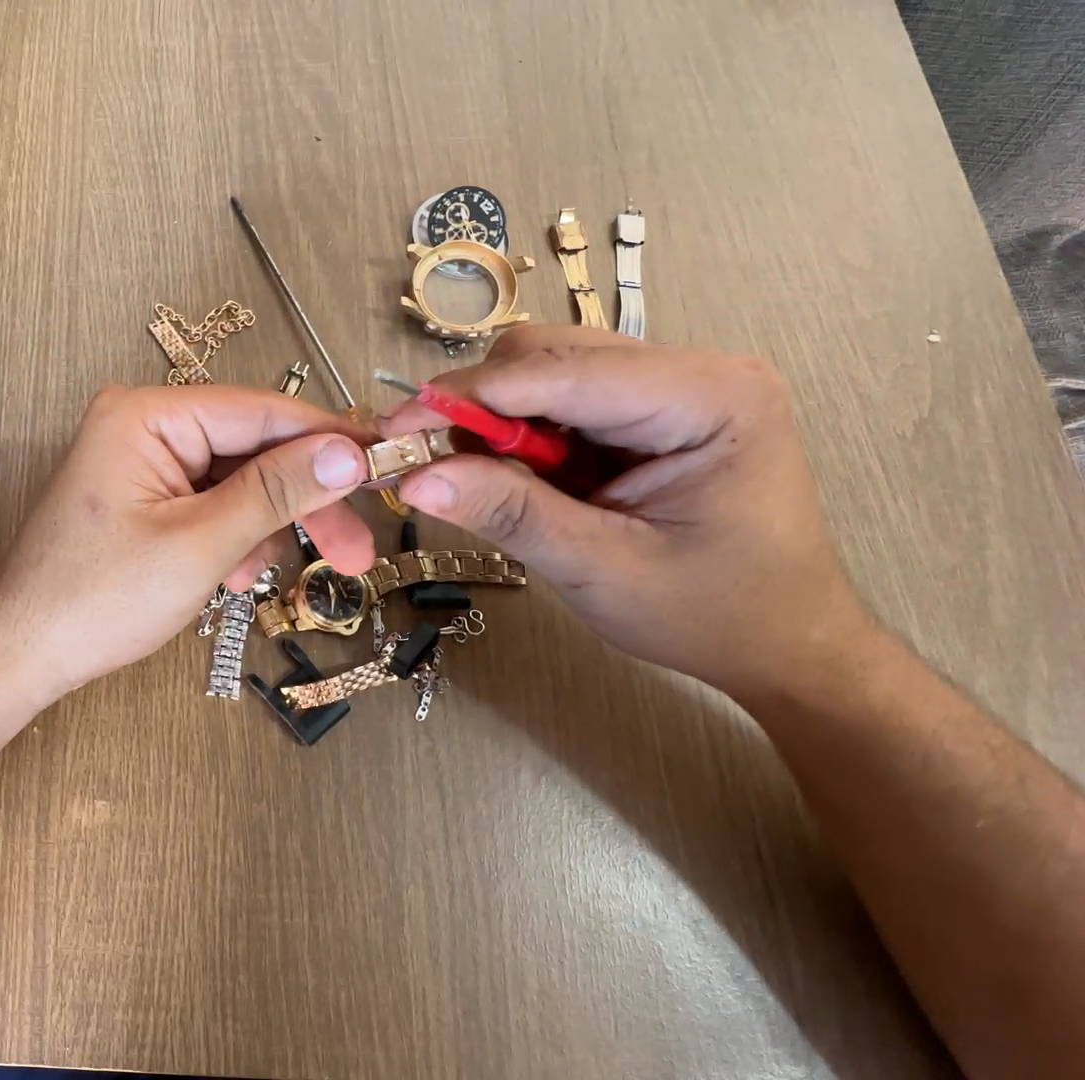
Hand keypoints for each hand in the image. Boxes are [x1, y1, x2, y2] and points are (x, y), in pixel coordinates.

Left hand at [0, 384, 376, 700]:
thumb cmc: (100, 600)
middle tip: (356, 550)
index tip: (388, 467)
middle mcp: (142, 424)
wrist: (26, 654)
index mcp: (146, 414)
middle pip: (252, 447)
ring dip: (264, 526)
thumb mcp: (200, 544)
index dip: (329, 440)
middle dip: (302, 500)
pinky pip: (209, 502)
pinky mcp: (142, 495)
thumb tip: (349, 454)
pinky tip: (231, 575)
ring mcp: (140, 460)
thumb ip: (277, 492)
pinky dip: (233, 536)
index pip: (261, 411)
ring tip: (254, 577)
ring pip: (237, 480)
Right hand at [382, 326, 870, 696]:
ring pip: (543, 370)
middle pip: (547, 353)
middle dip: (478, 406)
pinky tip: (516, 478)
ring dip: (493, 421)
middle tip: (431, 468)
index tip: (392, 433)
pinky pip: (556, 399)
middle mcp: (695, 370)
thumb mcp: (599, 569)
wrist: (782, 640)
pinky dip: (516, 434)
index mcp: (708, 397)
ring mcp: (672, 385)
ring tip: (478, 482)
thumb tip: (414, 479)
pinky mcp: (647, 409)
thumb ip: (509, 514)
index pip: (558, 371)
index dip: (465, 397)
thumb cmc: (709, 613)